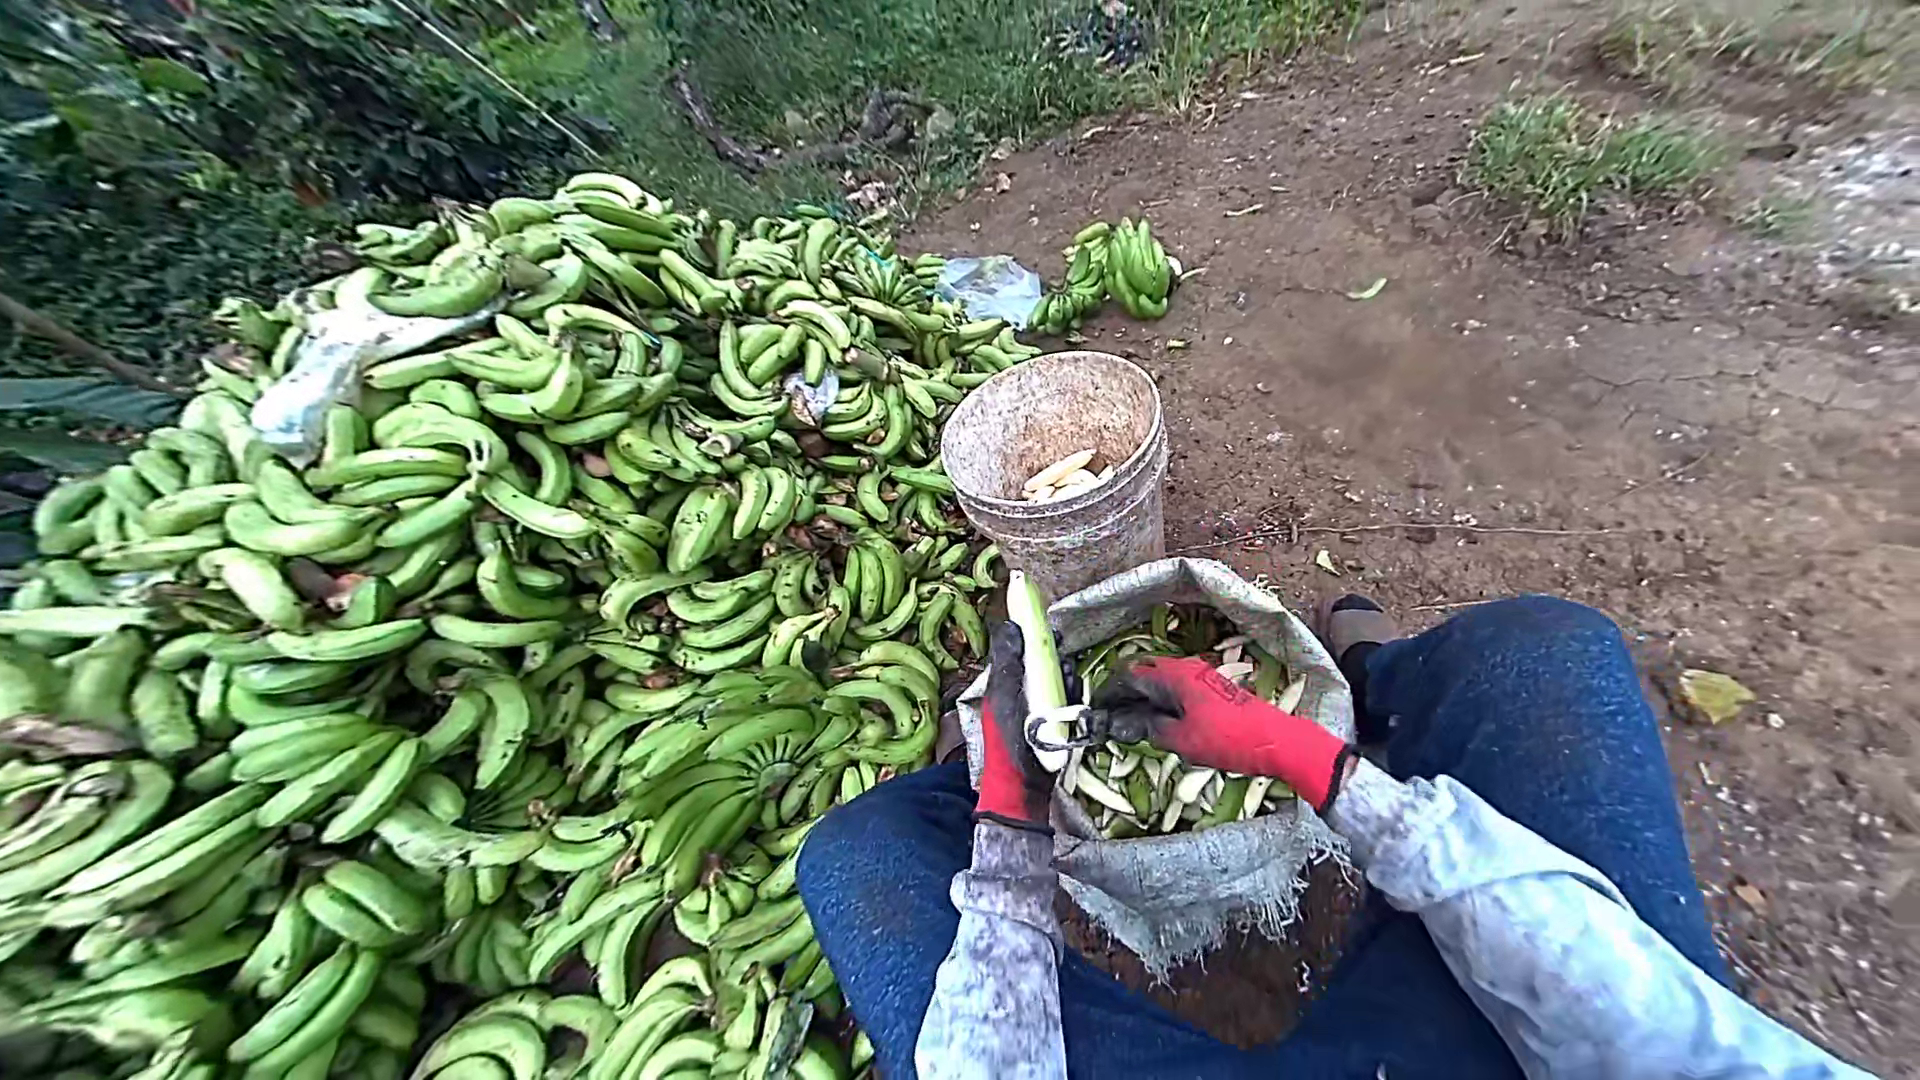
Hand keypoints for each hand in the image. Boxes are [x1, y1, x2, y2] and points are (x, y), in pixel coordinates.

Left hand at [973, 621, 1052, 831]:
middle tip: (1059, 644)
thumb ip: (1006, 662)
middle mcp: (1022, 690)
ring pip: (1056, 676)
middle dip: (1050, 650)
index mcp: (1003, 682)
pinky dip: (1073, 690)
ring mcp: (1040, 704)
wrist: (1023, 785)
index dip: (1028, 633)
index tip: (1040, 620)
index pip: (1016, 649)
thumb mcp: (1002, 696)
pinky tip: (1075, 688)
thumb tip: (1009, 624)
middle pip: (1040, 660)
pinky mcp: (1058, 718)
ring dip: (1063, 669)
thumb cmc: (1006, 739)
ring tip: (1067, 668)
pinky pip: (1069, 696)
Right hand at [1090, 655, 1354, 811]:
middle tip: (1110, 711)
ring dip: (1142, 694)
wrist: (1279, 740)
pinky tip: (1158, 716)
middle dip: (1123, 690)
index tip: (1095, 706)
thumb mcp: (1182, 741)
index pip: (1128, 676)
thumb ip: (1150, 729)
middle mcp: (1184, 668)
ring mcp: (1200, 675)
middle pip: (1143, 672)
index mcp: (1172, 676)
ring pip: (1159, 678)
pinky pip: (1174, 685)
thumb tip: (1125, 725)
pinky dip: (1159, 697)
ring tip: (1130, 716)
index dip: (1108, 691)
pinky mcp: (1211, 687)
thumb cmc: (1228, 739)